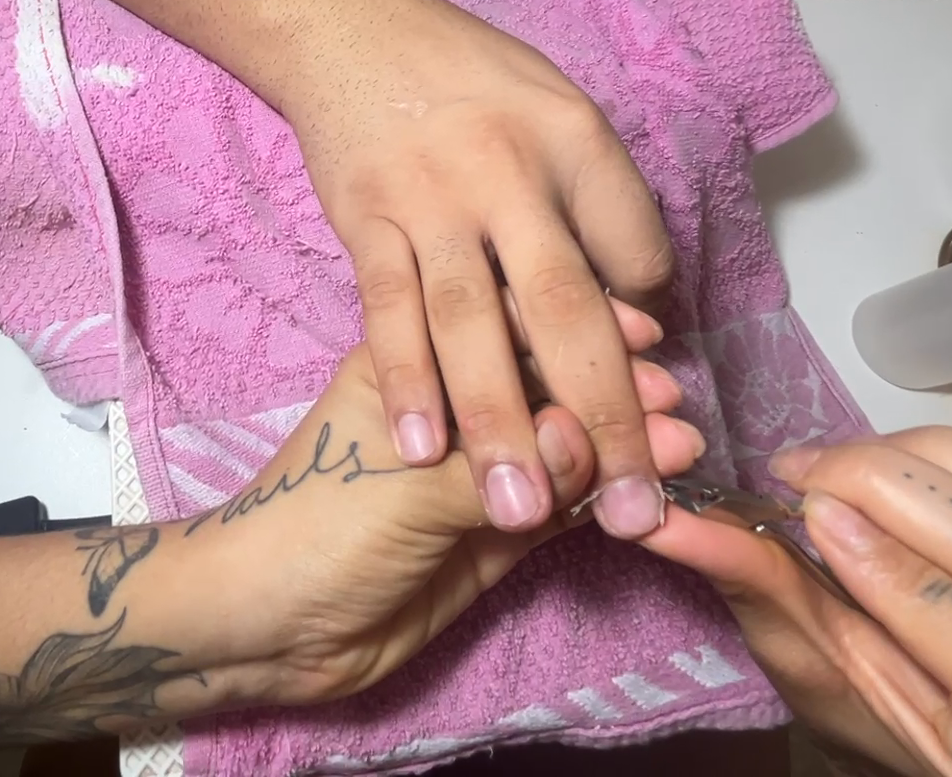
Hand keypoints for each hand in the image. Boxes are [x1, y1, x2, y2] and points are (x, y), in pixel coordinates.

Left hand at [189, 345, 703, 707]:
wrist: (275, 625)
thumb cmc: (317, 525)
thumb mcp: (398, 486)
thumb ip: (490, 464)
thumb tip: (580, 437)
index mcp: (408, 361)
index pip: (498, 327)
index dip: (566, 328)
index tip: (638, 336)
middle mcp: (447, 402)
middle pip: (538, 382)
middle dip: (602, 388)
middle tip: (669, 402)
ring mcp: (473, 465)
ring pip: (556, 443)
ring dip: (613, 443)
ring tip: (676, 448)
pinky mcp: (491, 524)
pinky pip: (556, 502)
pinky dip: (598, 496)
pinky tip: (645, 490)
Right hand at [287, 8, 674, 538]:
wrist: (351, 34)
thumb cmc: (463, 72)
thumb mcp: (554, 103)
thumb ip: (593, 194)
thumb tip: (626, 296)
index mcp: (574, 139)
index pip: (637, 250)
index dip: (646, 325)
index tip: (646, 381)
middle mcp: (509, 174)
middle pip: (564, 307)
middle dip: (604, 414)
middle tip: (632, 510)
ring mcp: (430, 201)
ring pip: (471, 323)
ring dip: (498, 419)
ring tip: (521, 506)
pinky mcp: (366, 223)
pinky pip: (388, 311)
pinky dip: (406, 379)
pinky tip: (421, 447)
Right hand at [645, 428, 951, 776]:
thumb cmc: (892, 732)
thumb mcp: (816, 678)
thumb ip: (758, 593)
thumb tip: (665, 517)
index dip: (906, 577)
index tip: (806, 514)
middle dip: (898, 489)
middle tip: (807, 472)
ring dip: (942, 459)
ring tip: (862, 465)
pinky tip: (932, 470)